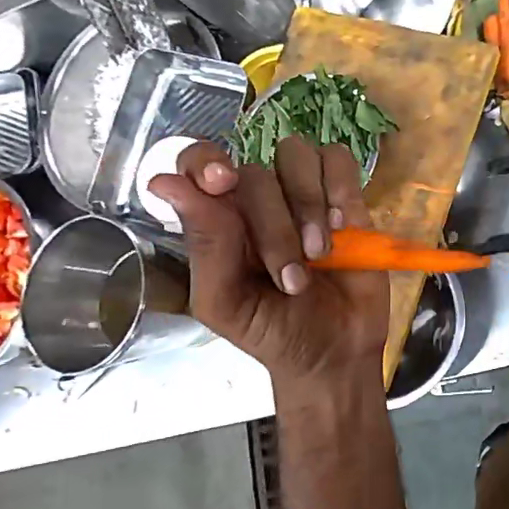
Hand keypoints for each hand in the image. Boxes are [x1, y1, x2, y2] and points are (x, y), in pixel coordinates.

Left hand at [147, 138, 388, 385]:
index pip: (198, 163)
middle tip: (293, 280)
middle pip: (256, 173)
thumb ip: (205, 245)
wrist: (334, 353)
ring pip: (296, 155)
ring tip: (320, 254)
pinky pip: (338, 160)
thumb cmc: (274, 333)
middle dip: (275, 229)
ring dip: (308, 204)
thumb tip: (164, 183)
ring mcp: (302, 195)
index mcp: (219, 221)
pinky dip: (340, 188)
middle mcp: (256, 201)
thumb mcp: (226, 304)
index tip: (222, 182)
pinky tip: (342, 226)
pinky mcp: (344, 197)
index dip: (205, 162)